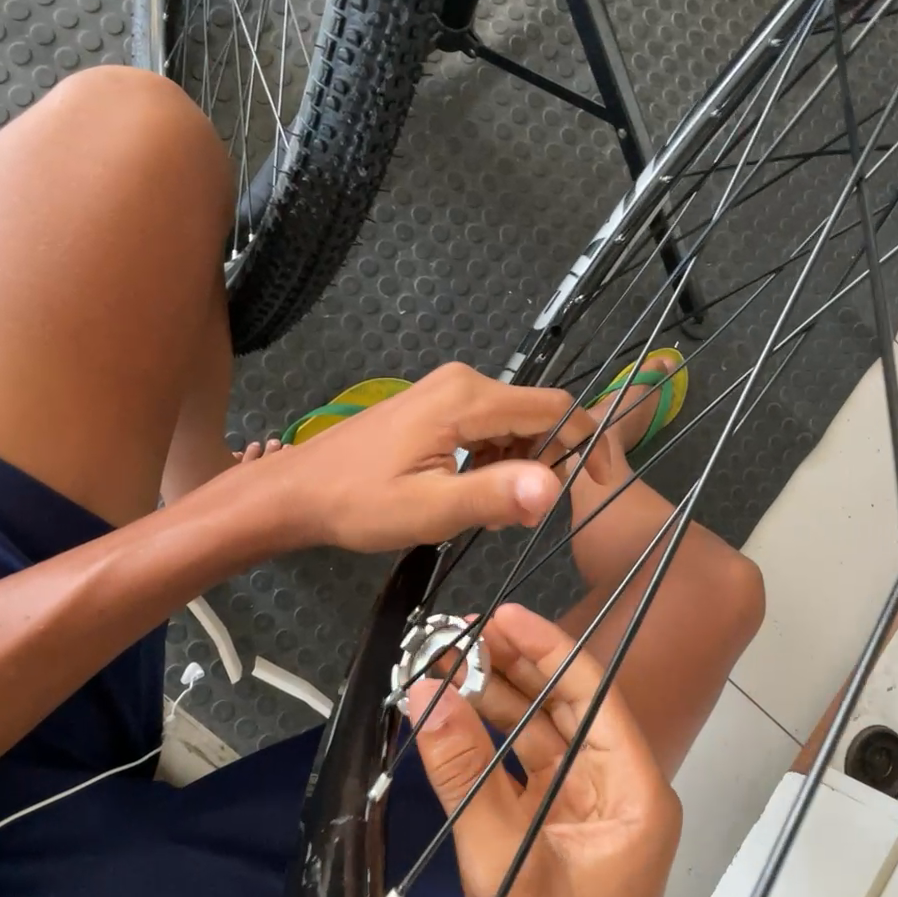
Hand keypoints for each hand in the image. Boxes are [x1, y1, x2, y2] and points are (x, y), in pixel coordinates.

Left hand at [256, 362, 608, 552]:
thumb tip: (554, 488)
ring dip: (517, 466)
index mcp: (469, 399)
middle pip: (537, 415)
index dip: (587, 443)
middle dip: (545, 463)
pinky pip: (489, 428)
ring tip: (488, 509)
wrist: (297, 490)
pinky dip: (494, 460)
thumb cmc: (358, 502)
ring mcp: (450, 391)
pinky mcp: (438, 406)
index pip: (556, 409)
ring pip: (514, 424)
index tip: (599, 483)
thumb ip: (493, 495)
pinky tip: (468, 490)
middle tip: (520, 513)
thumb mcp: (429, 509)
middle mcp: (465, 383)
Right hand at [407, 603, 679, 896]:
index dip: (548, 649)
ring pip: (536, 736)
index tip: (500, 614)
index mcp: (633, 792)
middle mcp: (612, 791)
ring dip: (493, 704)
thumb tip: (426, 690)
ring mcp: (577, 813)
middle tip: (459, 635)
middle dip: (513, 670)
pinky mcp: (544, 834)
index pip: (593, 697)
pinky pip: (515, 773)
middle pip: (563, 709)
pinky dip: (482, 746)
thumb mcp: (505, 864)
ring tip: (444, 666)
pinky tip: (448, 717)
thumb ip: (464, 774)